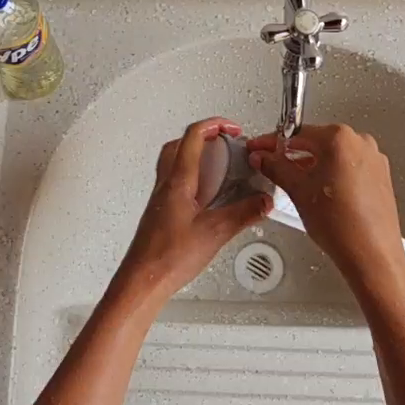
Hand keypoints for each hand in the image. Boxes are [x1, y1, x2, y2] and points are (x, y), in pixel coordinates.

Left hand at [108, 117, 273, 310]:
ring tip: (219, 166)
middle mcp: (166, 185)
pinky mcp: (162, 212)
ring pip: (175, 162)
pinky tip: (207, 196)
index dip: (214, 124)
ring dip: (196, 156)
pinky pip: (176, 182)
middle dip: (204, 136)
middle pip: (180, 144)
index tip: (232, 128)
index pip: (193, 137)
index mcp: (178, 181)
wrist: (143, 280)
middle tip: (224, 141)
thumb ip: (244, 213)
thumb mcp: (216, 232)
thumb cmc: (166, 257)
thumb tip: (262, 201)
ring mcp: (162, 198)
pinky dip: (193, 178)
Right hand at [247, 124, 404, 293]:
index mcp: (340, 139)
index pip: (297, 133)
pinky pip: (348, 167)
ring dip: (311, 165)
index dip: (273, 142)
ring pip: (333, 155)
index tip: (261, 147)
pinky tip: (319, 193)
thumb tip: (265, 158)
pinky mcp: (379, 177)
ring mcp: (373, 160)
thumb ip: (276, 167)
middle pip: (316, 141)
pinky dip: (330, 175)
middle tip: (272, 165)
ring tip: (295, 184)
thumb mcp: (297, 191)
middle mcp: (360, 144)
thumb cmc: (343, 226)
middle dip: (292, 154)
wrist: (371, 254)